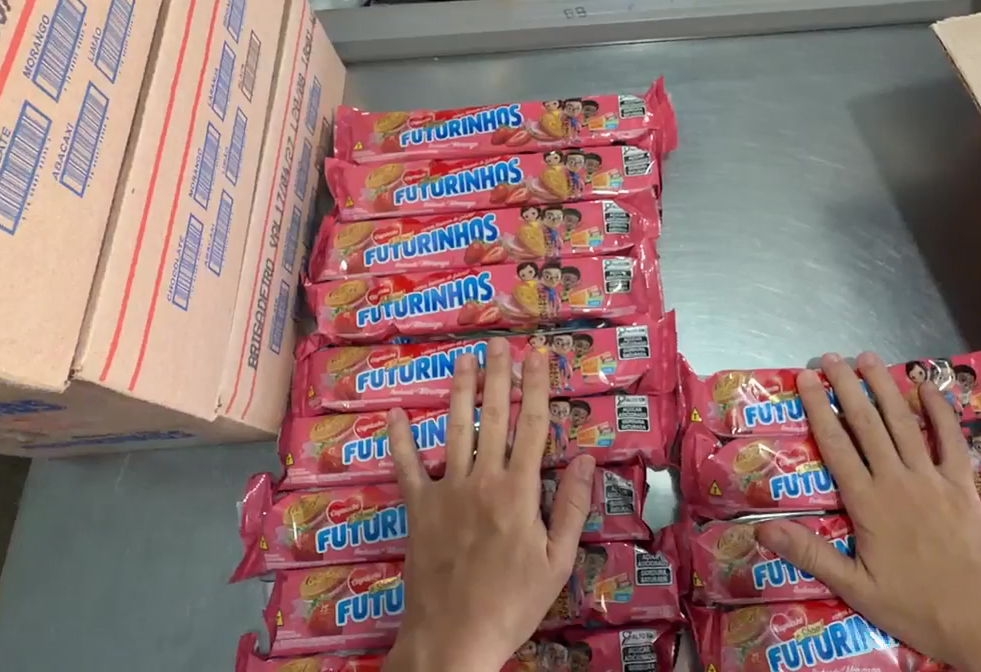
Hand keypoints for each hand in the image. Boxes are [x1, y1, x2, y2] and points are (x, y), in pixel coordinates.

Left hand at [383, 338, 595, 671]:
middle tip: (499, 341)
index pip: (533, 425)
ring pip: (455, 428)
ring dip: (460, 390)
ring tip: (463, 358)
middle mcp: (483, 478)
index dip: (537, 386)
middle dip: (498, 375)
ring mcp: (447, 489)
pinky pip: (407, 466)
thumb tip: (586, 458)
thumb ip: (573, 508)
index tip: (538, 355)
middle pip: (494, 415)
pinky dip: (399, 439)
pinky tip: (394, 412)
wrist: (454, 639)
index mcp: (520, 489)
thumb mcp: (557, 562)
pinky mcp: (418, 507)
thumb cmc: (512, 603)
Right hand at [754, 352, 980, 671]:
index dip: (817, 407)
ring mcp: (933, 478)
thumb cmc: (919, 610)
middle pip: (866, 422)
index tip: (805, 378)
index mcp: (868, 503)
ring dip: (883, 386)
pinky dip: (939, 411)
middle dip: (846, 386)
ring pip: (903, 422)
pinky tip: (927, 387)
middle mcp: (897, 480)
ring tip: (867, 358)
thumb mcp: (857, 590)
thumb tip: (761, 529)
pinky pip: (950, 440)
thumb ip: (810, 554)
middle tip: (830, 357)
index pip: (835, 444)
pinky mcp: (963, 484)